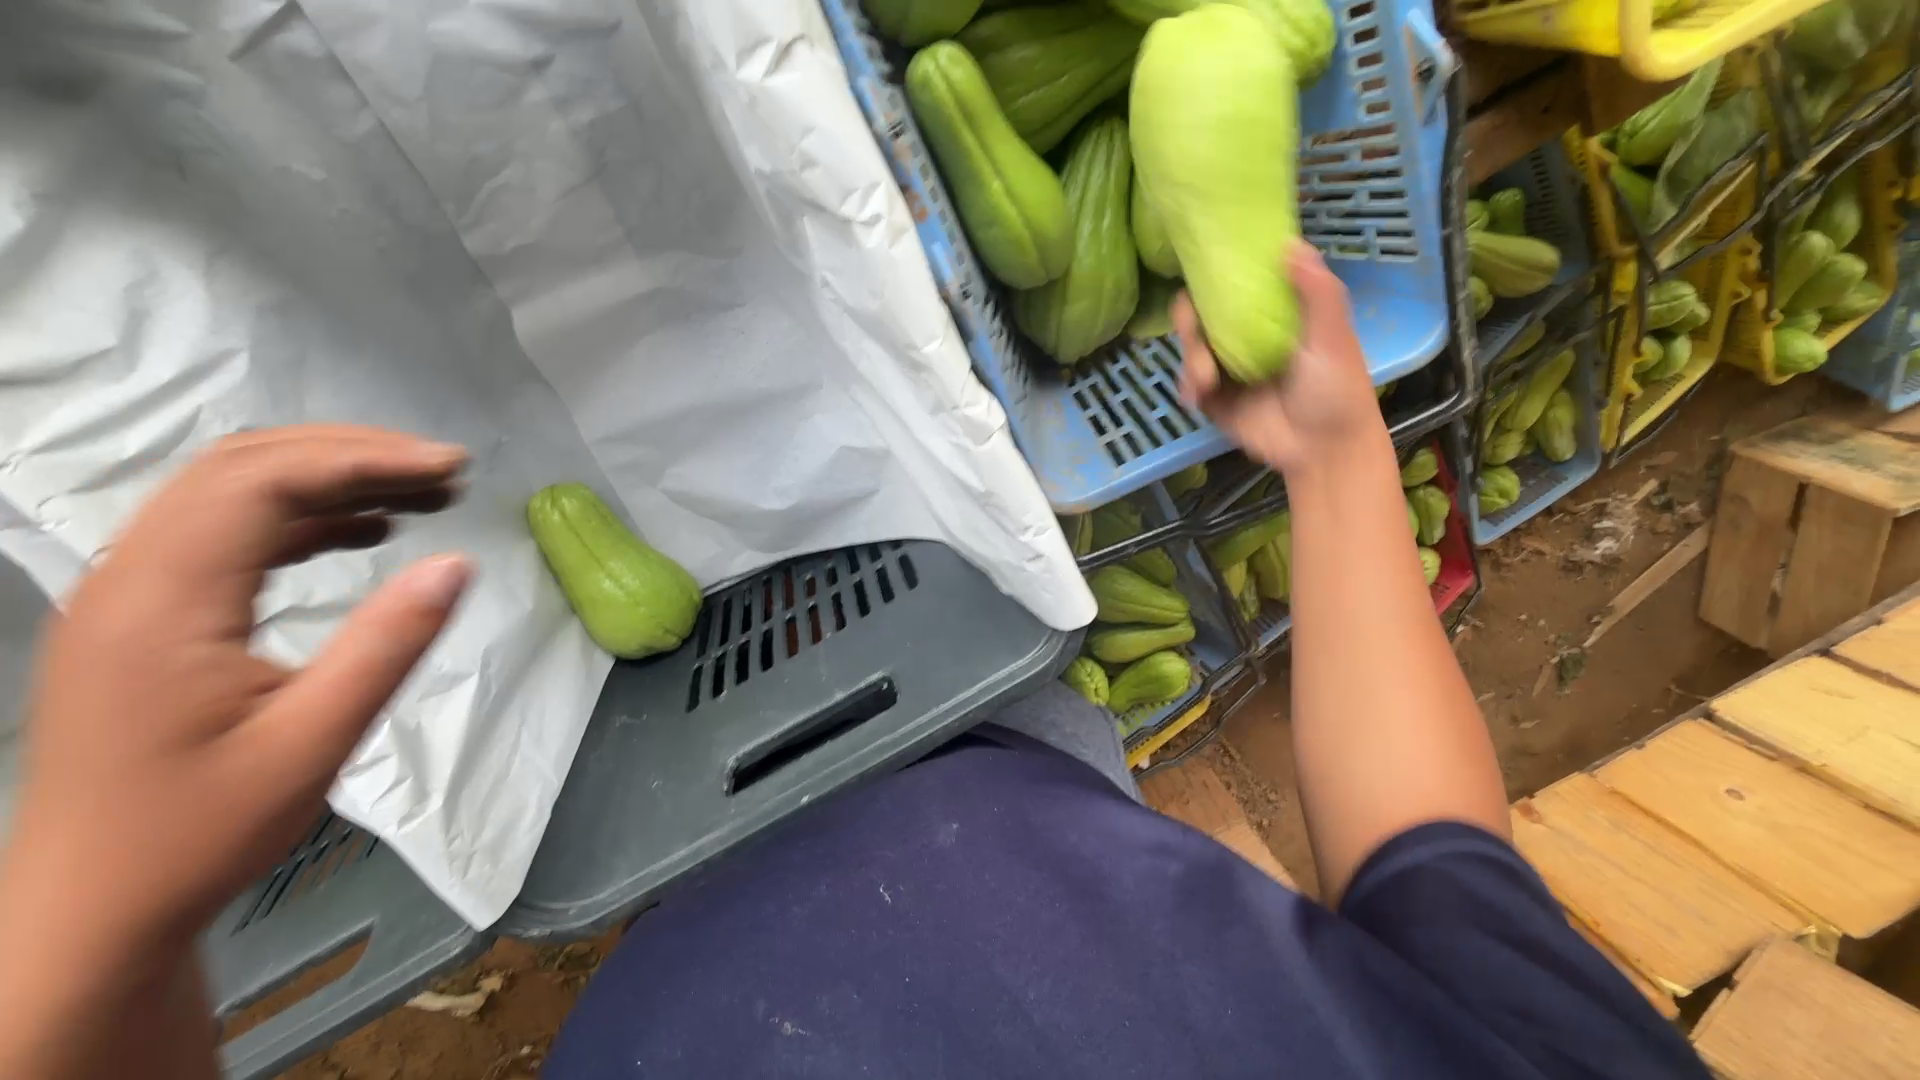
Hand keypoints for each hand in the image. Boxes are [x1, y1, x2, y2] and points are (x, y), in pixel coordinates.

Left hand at [4, 426, 471, 953]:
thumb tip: (458, 564)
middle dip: (352, 454)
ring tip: (421, 495)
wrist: (91, 907)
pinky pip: (226, 533)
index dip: (366, 459)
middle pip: (241, 466)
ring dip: (329, 479)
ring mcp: (129, 592)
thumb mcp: (314, 742)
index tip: (453, 469)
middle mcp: (131, 576)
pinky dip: (302, 517)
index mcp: (162, 600)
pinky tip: (363, 532)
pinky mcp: (144, 615)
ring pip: (231, 492)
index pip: (264, 481)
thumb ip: (387, 645)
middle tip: (444, 472)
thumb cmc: (201, 831)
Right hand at [1175, 241, 1387, 476]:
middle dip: (1190, 322)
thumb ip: (1316, 292)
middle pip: (1201, 314)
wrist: (1323, 451)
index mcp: (1273, 314)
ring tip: (1206, 382)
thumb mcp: (1333, 338)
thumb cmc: (1337, 390)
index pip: (1235, 284)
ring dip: (1191, 359)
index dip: (1216, 276)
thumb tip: (1289, 243)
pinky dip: (1188, 386)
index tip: (1203, 272)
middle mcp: (1245, 336)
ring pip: (1190, 348)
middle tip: (1194, 333)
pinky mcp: (1214, 400)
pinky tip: (1199, 397)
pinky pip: (1188, 384)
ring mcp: (1227, 368)